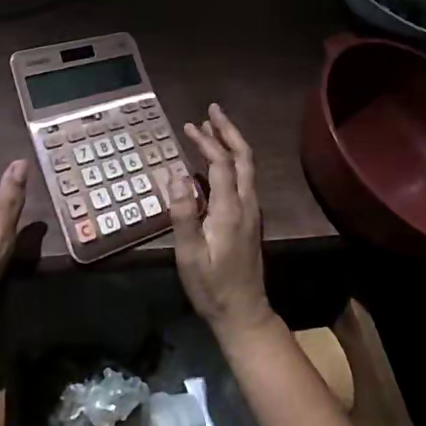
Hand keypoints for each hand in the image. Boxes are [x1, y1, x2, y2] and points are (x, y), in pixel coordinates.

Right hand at [170, 104, 276, 341]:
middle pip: (243, 158)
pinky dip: (230, 162)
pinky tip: (213, 164)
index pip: (221, 163)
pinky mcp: (249, 220)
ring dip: (230, 144)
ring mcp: (251, 212)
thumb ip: (182, 213)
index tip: (189, 125)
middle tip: (211, 111)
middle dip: (228, 131)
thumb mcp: (189, 253)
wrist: (244, 314)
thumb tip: (175, 174)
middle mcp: (246, 204)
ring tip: (210, 129)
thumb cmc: (211, 286)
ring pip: (246, 167)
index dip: (206, 142)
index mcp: (230, 209)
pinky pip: (242, 180)